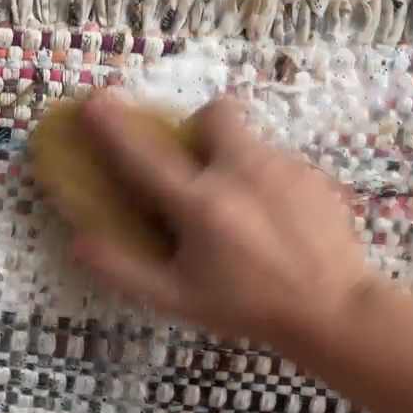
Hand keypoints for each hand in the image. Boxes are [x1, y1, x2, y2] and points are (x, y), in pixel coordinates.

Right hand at [69, 94, 377, 349]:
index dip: (114, 127)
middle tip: (193, 164)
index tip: (93, 101)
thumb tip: (78, 244)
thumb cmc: (246, 306)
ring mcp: (285, 168)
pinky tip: (268, 217)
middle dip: (197, 127)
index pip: (146, 155)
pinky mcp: (315, 175)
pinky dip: (260, 177)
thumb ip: (121, 270)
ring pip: (248, 136)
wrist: (335, 311)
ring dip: (229, 156)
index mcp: (201, 204)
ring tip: (234, 204)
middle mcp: (244, 173)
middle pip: (216, 112)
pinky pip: (276, 159)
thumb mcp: (174, 298)